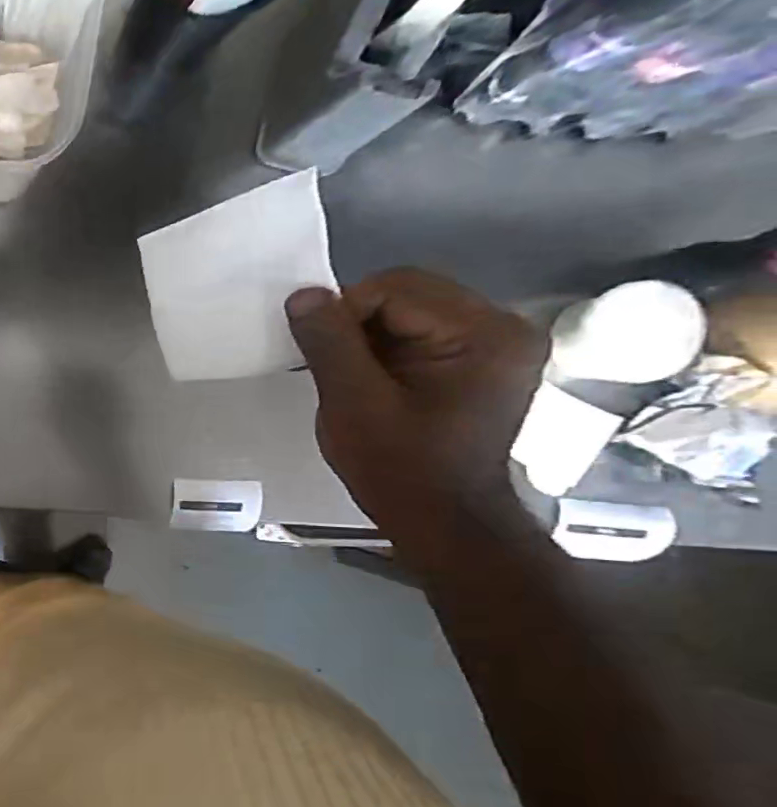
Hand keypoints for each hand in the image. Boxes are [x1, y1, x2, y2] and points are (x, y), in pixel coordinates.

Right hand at [285, 268, 544, 538]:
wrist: (440, 517)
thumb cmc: (398, 466)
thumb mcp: (352, 404)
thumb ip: (329, 344)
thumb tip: (303, 296)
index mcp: (484, 334)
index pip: (397, 288)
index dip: (343, 312)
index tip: (313, 353)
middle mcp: (503, 327)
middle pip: (409, 293)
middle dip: (356, 323)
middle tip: (327, 366)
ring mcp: (496, 345)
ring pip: (411, 312)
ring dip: (367, 337)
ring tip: (348, 378)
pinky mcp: (480, 363)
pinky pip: (421, 334)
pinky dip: (384, 350)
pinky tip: (369, 380)